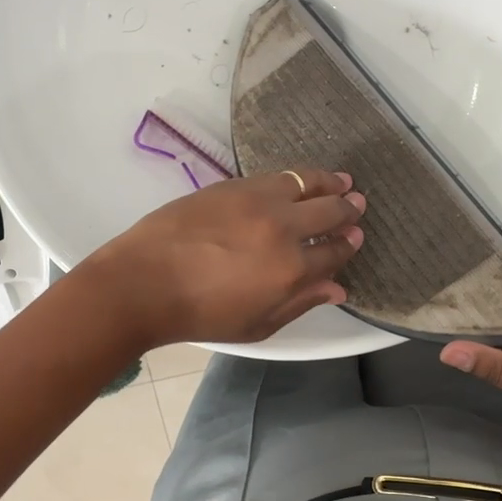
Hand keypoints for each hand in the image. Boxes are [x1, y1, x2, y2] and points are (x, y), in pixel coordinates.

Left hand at [84, 169, 365, 347]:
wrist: (143, 282)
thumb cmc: (201, 314)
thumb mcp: (257, 324)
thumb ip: (301, 303)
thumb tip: (337, 289)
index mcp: (292, 268)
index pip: (335, 251)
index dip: (349, 245)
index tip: (356, 238)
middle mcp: (283, 228)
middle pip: (329, 211)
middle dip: (348, 209)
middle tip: (358, 204)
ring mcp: (257, 200)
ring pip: (305, 182)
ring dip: (329, 182)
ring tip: (342, 181)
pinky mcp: (233, 185)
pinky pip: (276, 176)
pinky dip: (296, 178)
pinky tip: (299, 181)